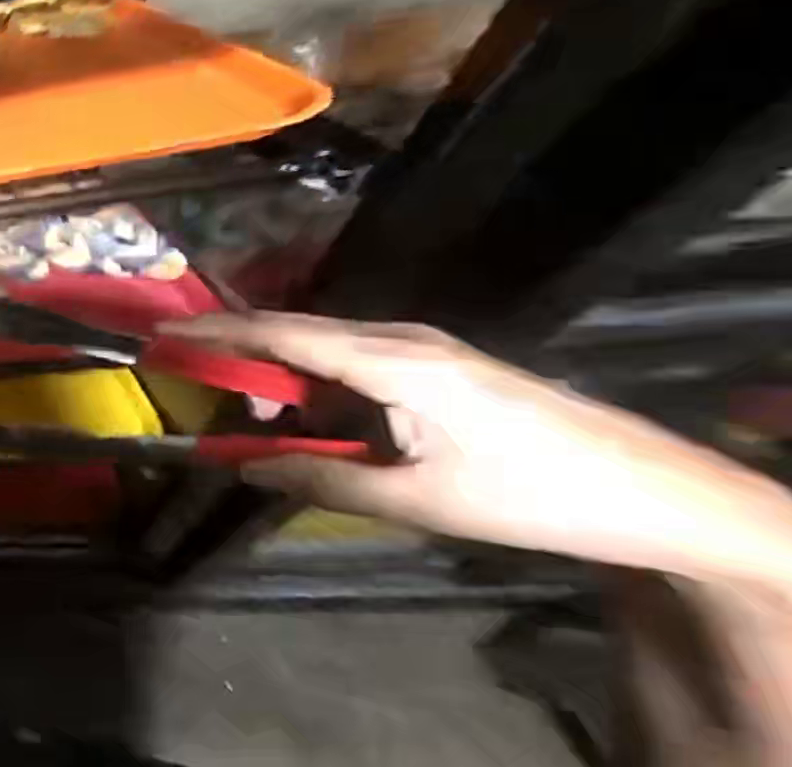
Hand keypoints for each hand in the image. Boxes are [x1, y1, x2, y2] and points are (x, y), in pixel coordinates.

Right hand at [164, 313, 791, 588]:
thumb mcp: (419, 501)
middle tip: (205, 387)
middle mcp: (398, 337)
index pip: (280, 333)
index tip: (164, 330)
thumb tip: (243, 469)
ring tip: (268, 422)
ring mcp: (420, 344)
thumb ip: (321, 480)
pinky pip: (351, 357)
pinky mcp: (435, 360)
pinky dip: (317, 381)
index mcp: (390, 362)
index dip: (217, 330)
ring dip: (282, 375)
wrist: (667, 494)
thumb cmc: (535, 496)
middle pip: (294, 331)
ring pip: (322, 344)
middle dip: (240, 354)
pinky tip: (321, 418)